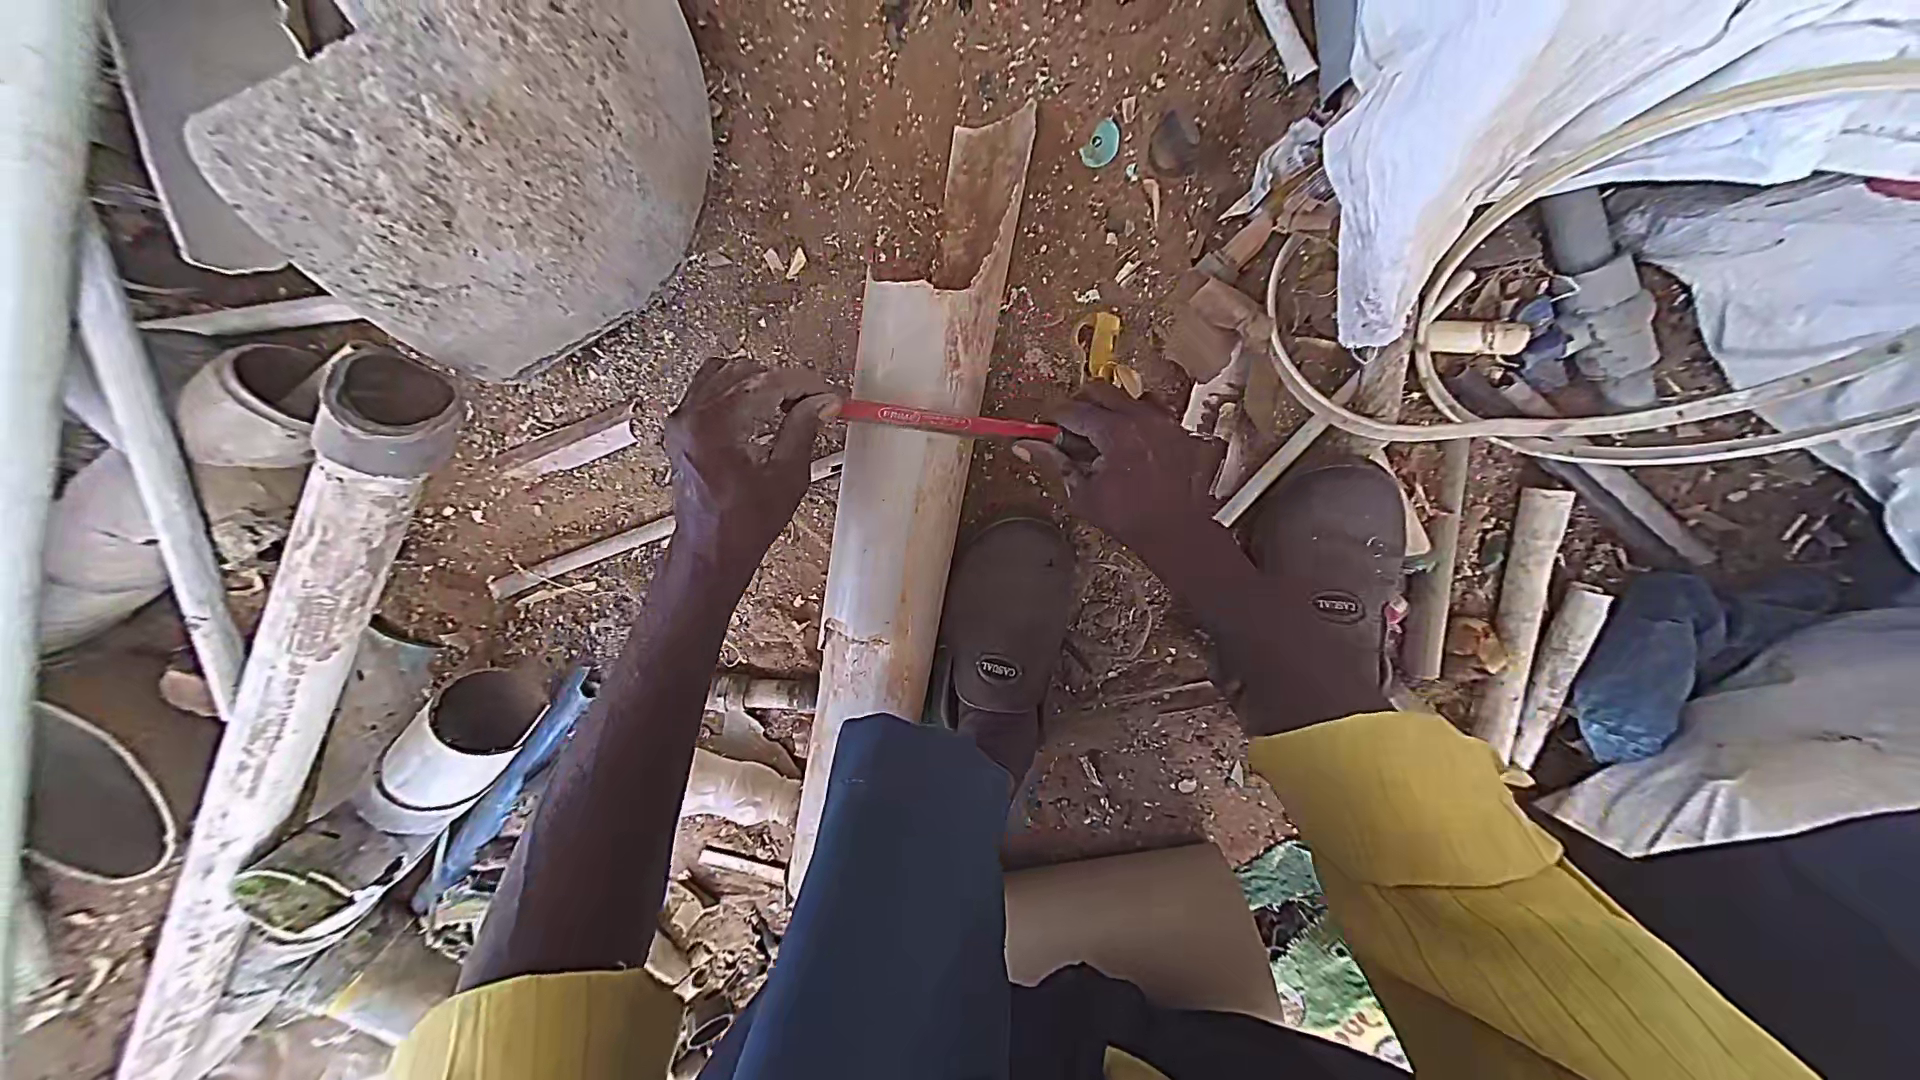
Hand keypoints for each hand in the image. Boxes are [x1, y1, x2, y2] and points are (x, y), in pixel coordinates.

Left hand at [664, 357, 838, 577]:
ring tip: (790, 404)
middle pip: (745, 372)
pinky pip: (710, 388)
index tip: (826, 394)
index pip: (766, 383)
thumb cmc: (742, 524)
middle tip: (814, 401)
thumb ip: (804, 429)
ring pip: (725, 373)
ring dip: (762, 383)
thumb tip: (821, 402)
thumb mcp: (787, 475)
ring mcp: (682, 420)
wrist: (711, 548)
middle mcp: (691, 416)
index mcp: (715, 426)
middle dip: (784, 382)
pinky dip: (739, 391)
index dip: (804, 385)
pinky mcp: (682, 426)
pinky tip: (762, 410)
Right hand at [1015, 383, 1224, 563]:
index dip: (1052, 419)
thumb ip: (1055, 462)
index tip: (1044, 430)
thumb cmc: (1129, 518)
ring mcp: (1164, 420)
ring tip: (1099, 442)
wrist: (1179, 532)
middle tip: (1068, 434)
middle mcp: (1141, 416)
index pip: (1072, 410)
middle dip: (1077, 408)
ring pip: (1123, 397)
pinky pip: (1148, 410)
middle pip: (1098, 392)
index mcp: (1115, 431)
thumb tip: (1023, 445)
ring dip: (1105, 411)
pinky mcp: (1178, 429)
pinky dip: (1131, 419)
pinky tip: (1127, 445)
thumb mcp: (1083, 494)